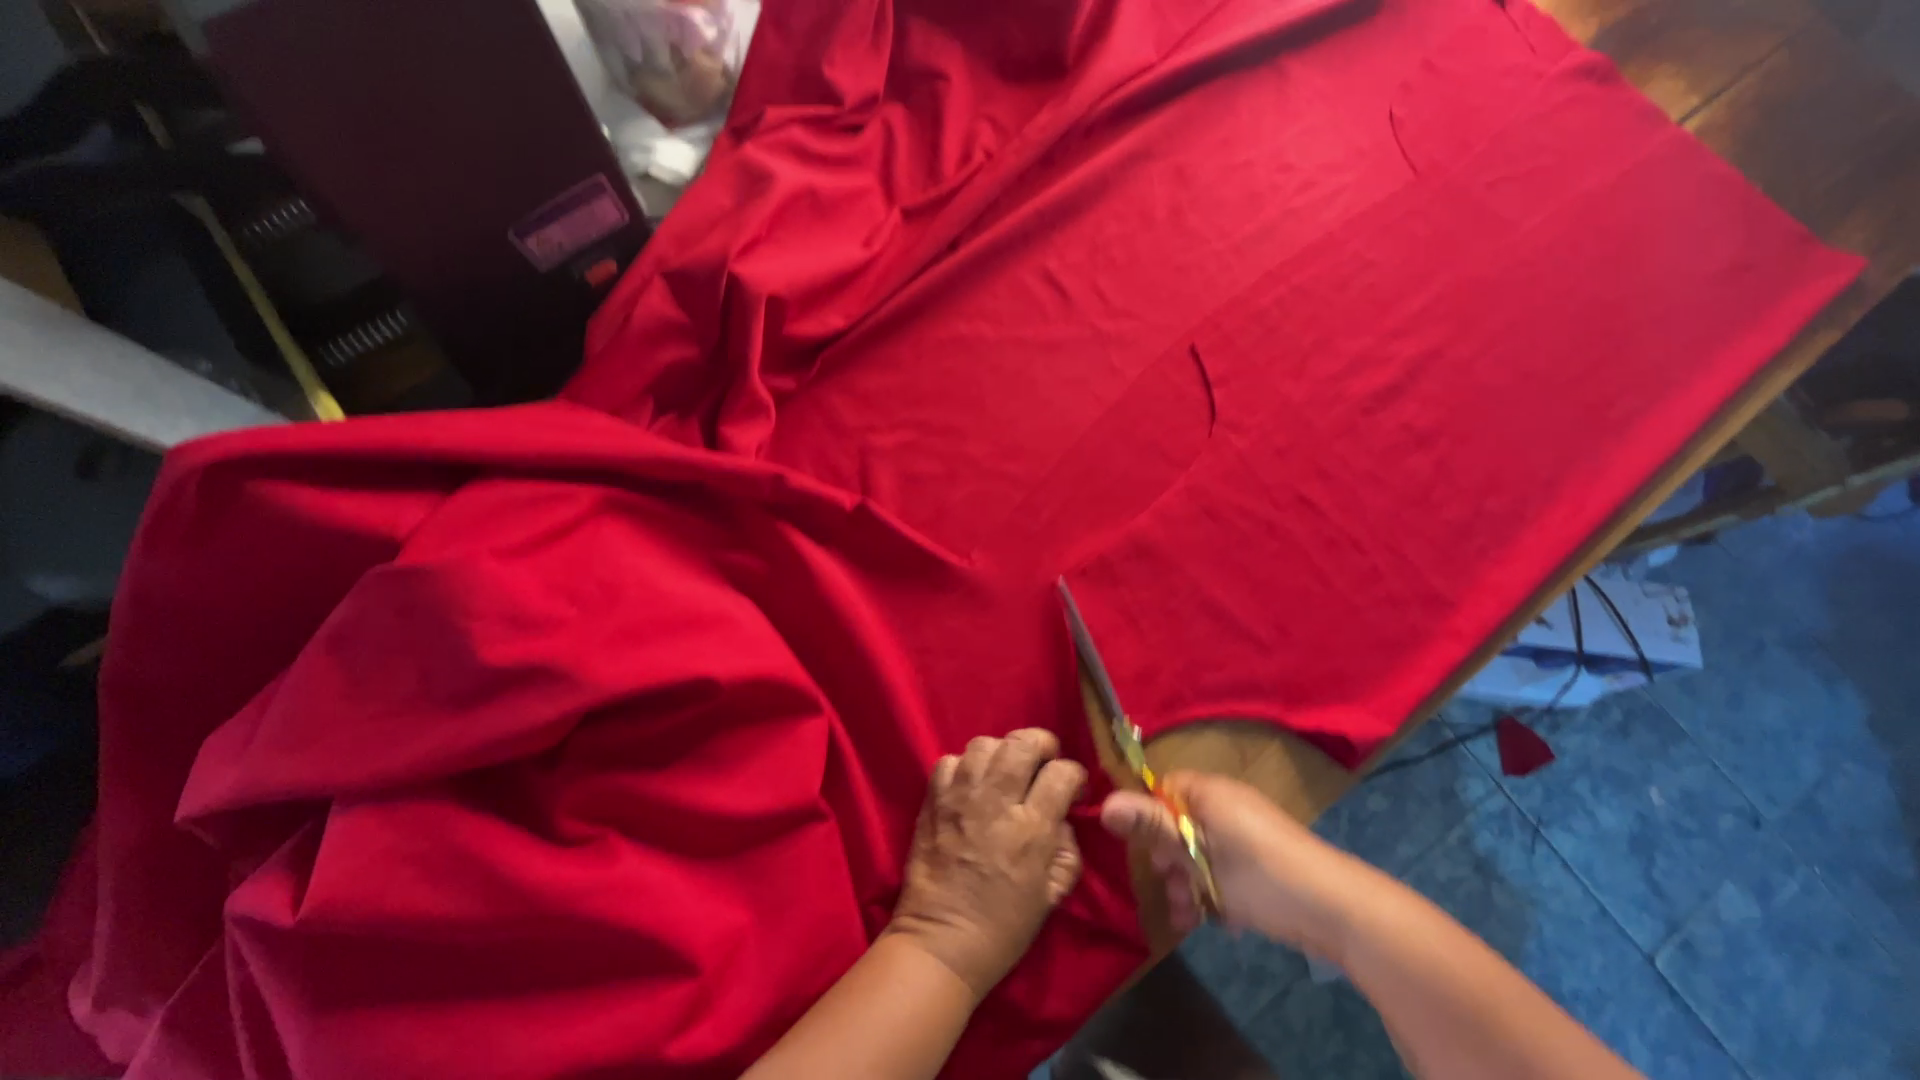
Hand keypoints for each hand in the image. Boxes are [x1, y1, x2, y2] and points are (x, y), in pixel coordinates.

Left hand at [886, 729, 1087, 999]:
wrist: (942, 941)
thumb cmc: (1003, 926)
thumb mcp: (1052, 894)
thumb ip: (1066, 850)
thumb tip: (1062, 818)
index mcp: (1032, 829)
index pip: (1062, 773)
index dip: (1074, 775)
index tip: (1072, 790)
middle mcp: (996, 803)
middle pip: (1022, 743)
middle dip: (1041, 745)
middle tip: (1043, 762)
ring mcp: (960, 798)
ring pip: (984, 744)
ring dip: (1001, 751)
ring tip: (1005, 770)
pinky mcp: (932, 801)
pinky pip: (948, 761)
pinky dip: (964, 766)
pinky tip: (971, 784)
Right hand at [1100, 771, 1360, 957]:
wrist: (1335, 909)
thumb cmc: (1258, 874)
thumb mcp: (1197, 853)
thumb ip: (1152, 828)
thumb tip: (1103, 803)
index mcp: (1210, 792)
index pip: (1162, 789)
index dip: (1149, 819)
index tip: (1148, 852)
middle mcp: (1227, 805)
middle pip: (1179, 825)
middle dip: (1170, 863)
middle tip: (1173, 892)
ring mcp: (1248, 834)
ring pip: (1201, 854)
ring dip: (1190, 886)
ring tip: (1191, 919)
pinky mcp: (1264, 862)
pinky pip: (1225, 870)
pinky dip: (1217, 894)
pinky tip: (1223, 923)